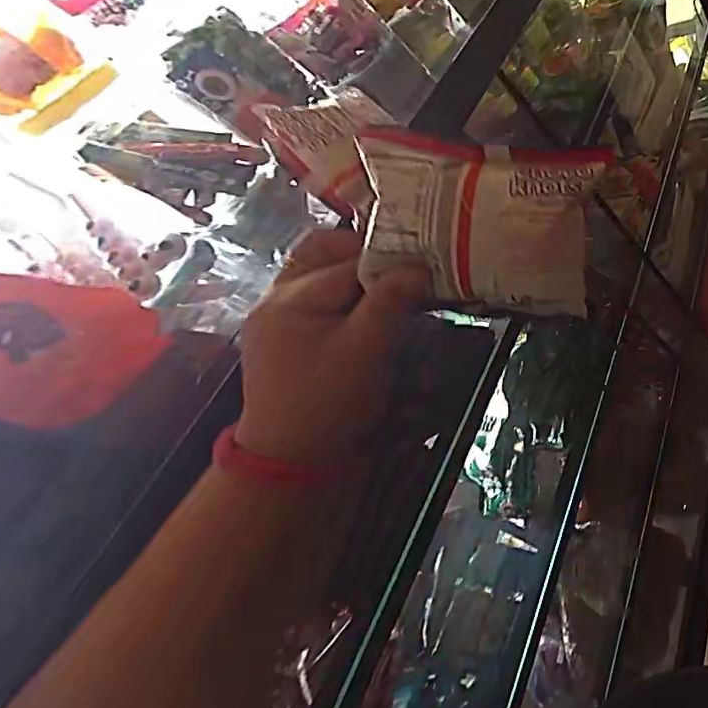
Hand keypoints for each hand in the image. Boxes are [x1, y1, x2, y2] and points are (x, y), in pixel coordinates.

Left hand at [235, 230, 430, 466]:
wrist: (291, 458)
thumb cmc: (329, 403)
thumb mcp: (366, 352)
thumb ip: (390, 302)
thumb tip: (419, 267)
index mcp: (292, 299)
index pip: (352, 261)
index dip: (393, 261)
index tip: (429, 269)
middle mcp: (278, 297)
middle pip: (324, 249)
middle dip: (368, 252)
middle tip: (407, 269)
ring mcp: (279, 314)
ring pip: (319, 267)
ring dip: (357, 268)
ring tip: (392, 284)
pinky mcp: (288, 331)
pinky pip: (319, 292)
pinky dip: (347, 288)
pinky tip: (371, 306)